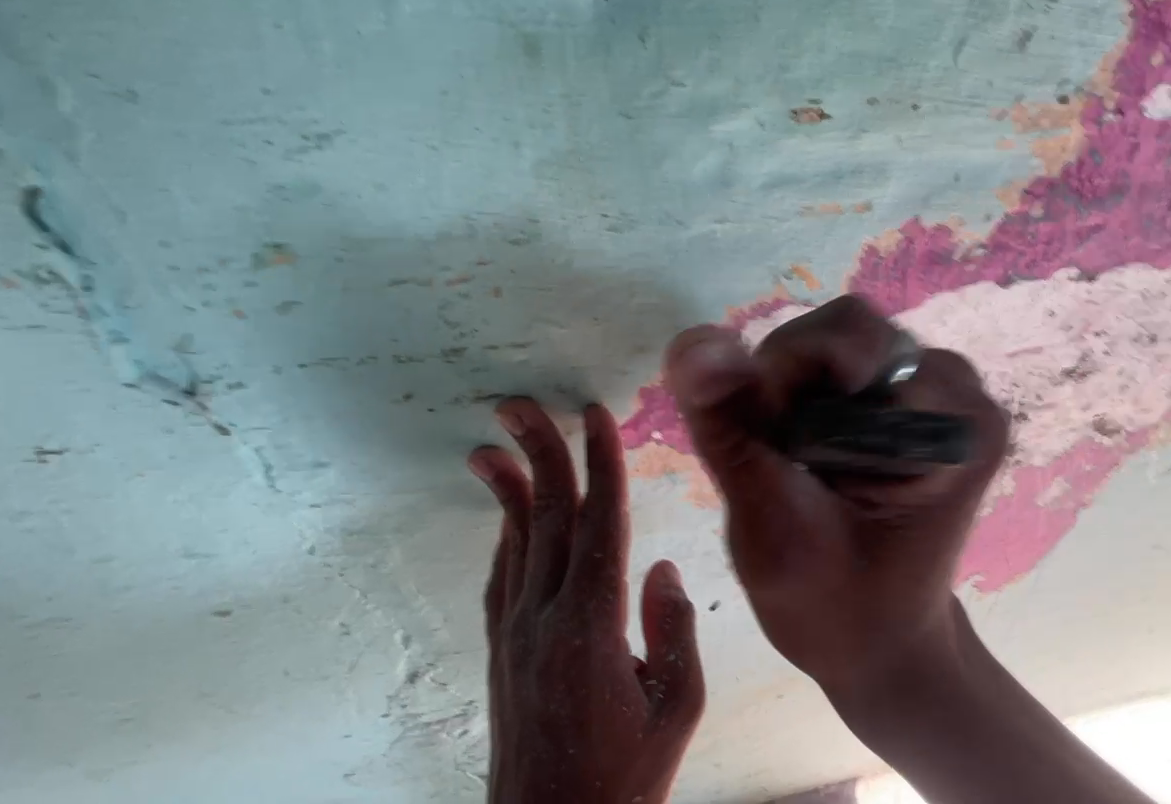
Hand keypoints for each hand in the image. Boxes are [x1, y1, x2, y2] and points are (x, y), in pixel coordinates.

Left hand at [468, 398, 704, 803]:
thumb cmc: (623, 781)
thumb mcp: (676, 710)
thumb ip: (673, 631)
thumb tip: (662, 568)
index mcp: (592, 624)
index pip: (601, 523)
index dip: (601, 464)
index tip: (596, 415)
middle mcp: (543, 617)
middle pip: (546, 516)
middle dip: (539, 452)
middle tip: (521, 403)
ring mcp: (514, 634)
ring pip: (515, 540)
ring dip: (509, 485)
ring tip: (494, 442)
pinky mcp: (499, 652)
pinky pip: (502, 576)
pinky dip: (506, 533)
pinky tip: (508, 513)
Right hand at [662, 296, 1009, 701]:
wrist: (881, 644)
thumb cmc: (835, 609)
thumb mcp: (770, 531)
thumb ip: (732, 430)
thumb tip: (693, 339)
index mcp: (954, 422)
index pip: (850, 337)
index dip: (786, 377)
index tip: (770, 444)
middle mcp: (961, 389)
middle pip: (846, 331)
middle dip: (790, 384)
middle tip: (777, 457)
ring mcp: (945, 388)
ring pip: (838, 342)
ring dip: (795, 392)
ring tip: (793, 459)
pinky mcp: (921, 395)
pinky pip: (846, 362)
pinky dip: (811, 397)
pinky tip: (812, 449)